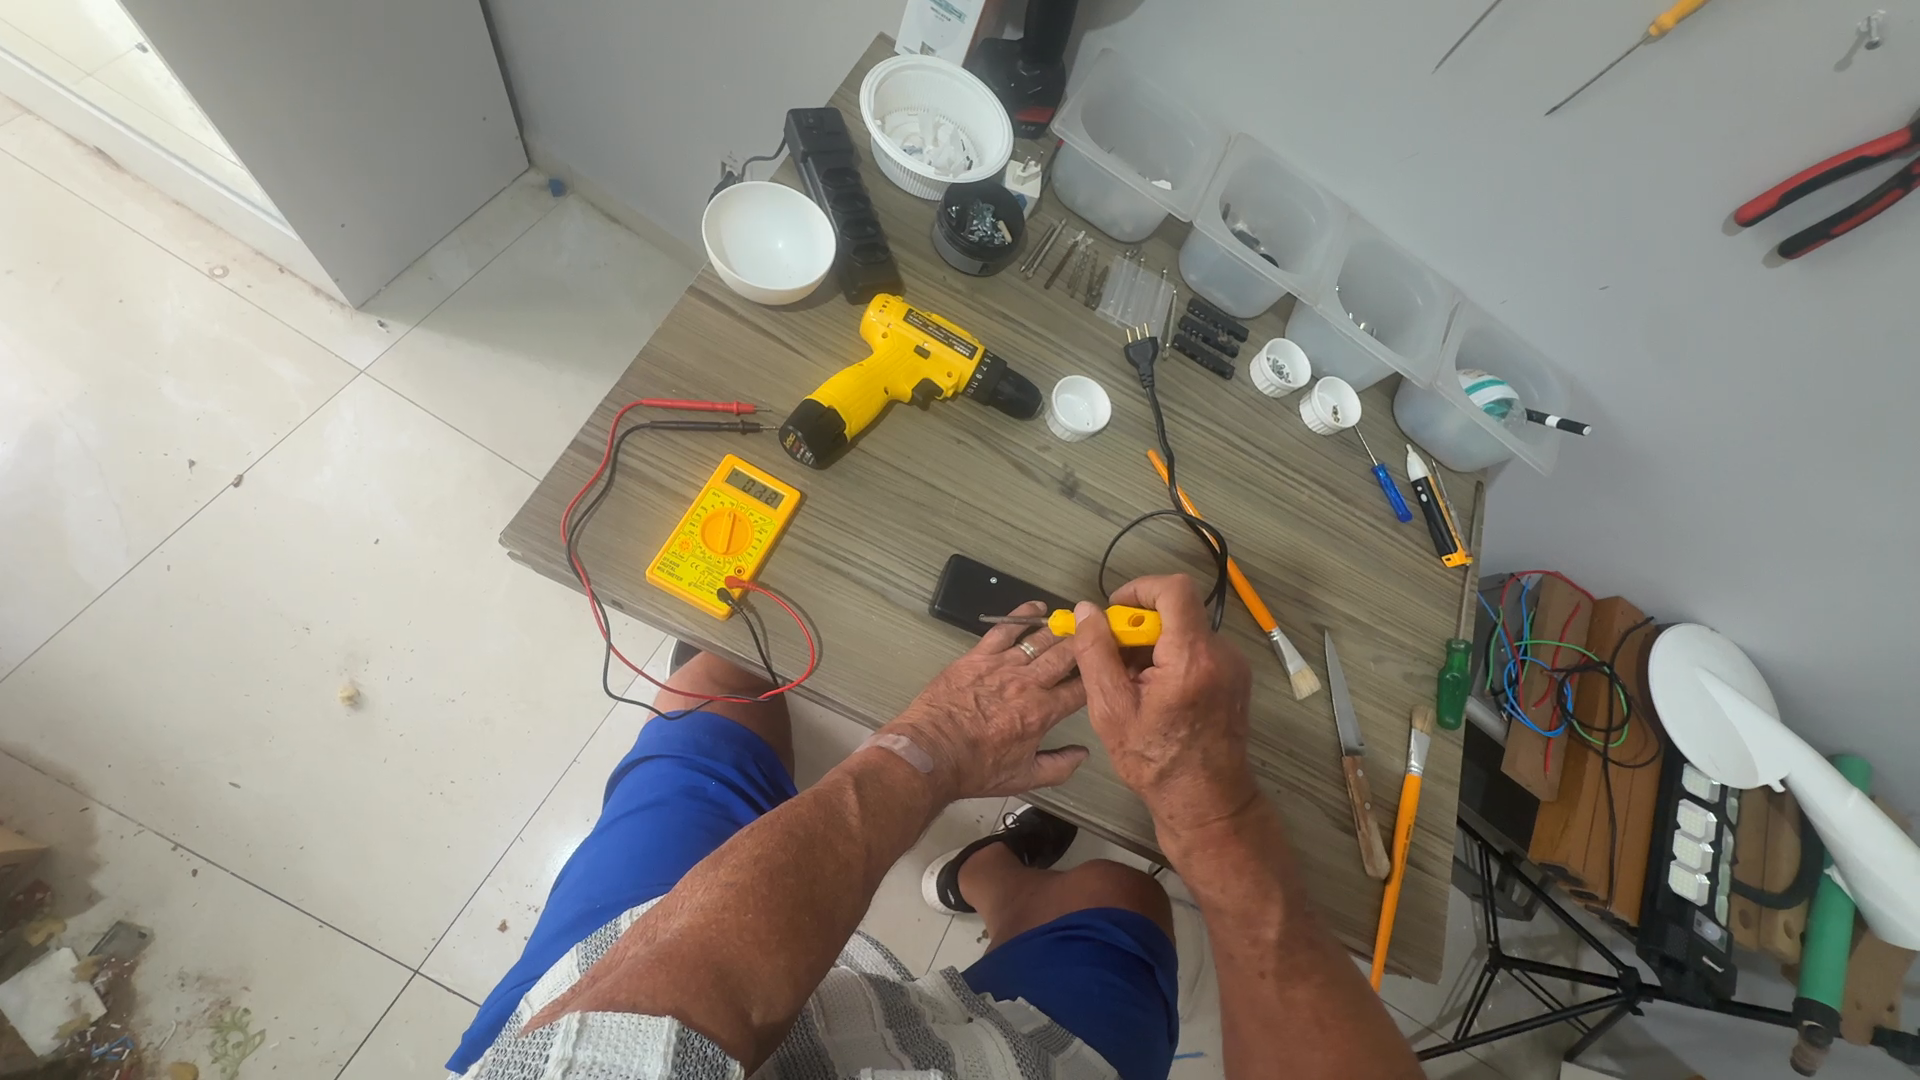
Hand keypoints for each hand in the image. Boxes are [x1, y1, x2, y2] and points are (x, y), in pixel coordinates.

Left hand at [880, 601, 1089, 802]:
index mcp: (1042, 712)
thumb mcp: (1023, 778)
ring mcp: (1002, 665)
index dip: (1098, 675)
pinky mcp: (978, 656)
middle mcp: (1027, 683)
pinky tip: (1035, 607)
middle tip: (1098, 632)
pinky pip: (1004, 629)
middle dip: (1085, 643)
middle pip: (1065, 655)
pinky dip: (1021, 616)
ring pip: (1039, 639)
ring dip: (1059, 628)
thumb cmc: (974, 768)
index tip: (1109, 665)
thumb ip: (1058, 767)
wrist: (931, 753)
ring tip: (1074, 620)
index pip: (1081, 688)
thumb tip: (1082, 754)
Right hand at [1073, 575, 1257, 834]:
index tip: (1114, 613)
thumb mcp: (1110, 708)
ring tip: (1132, 683)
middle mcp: (1221, 653)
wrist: (1207, 803)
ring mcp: (1233, 665)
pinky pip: (1197, 648)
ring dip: (1153, 645)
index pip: (1174, 589)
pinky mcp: (1235, 677)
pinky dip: (1171, 657)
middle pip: (1176, 611)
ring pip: (1184, 630)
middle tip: (1115, 660)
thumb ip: (1095, 652)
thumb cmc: (1155, 761)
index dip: (1140, 589)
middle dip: (1139, 627)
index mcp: (1192, 657)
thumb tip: (1086, 611)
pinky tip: (1154, 692)